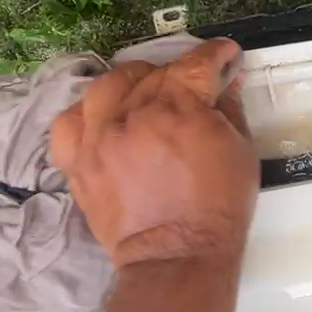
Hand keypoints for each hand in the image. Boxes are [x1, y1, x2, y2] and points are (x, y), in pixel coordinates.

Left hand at [50, 38, 258, 267]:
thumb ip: (230, 109)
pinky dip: (87, 113)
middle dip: (181, 72)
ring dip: (132, 81)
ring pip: (108, 85)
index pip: (197, 63)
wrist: (177, 257)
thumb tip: (226, 83)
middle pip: (155, 73)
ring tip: (146, 92)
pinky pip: (69, 122)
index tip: (226, 54)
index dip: (216, 54)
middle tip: (195, 85)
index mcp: (179, 109)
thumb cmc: (219, 208)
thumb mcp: (241, 151)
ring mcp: (99, 138)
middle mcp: (133, 115)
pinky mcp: (78, 163)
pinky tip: (105, 118)